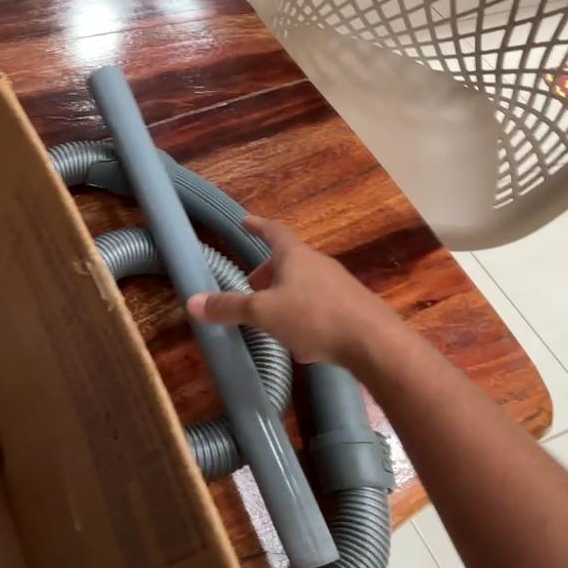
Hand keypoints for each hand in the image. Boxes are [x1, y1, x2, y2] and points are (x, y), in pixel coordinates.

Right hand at [186, 215, 403, 369]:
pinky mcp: (354, 309)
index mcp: (295, 256)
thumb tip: (192, 301)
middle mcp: (318, 264)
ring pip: (305, 284)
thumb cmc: (314, 317)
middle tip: (251, 287)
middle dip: (268, 272)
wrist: (375, 343)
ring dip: (286, 296)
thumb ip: (229, 308)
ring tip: (272, 318)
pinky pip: (322, 306)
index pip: (272, 232)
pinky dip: (306, 317)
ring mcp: (339, 286)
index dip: (257, 226)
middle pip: (289, 261)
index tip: (244, 221)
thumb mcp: (263, 313)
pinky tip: (303, 346)